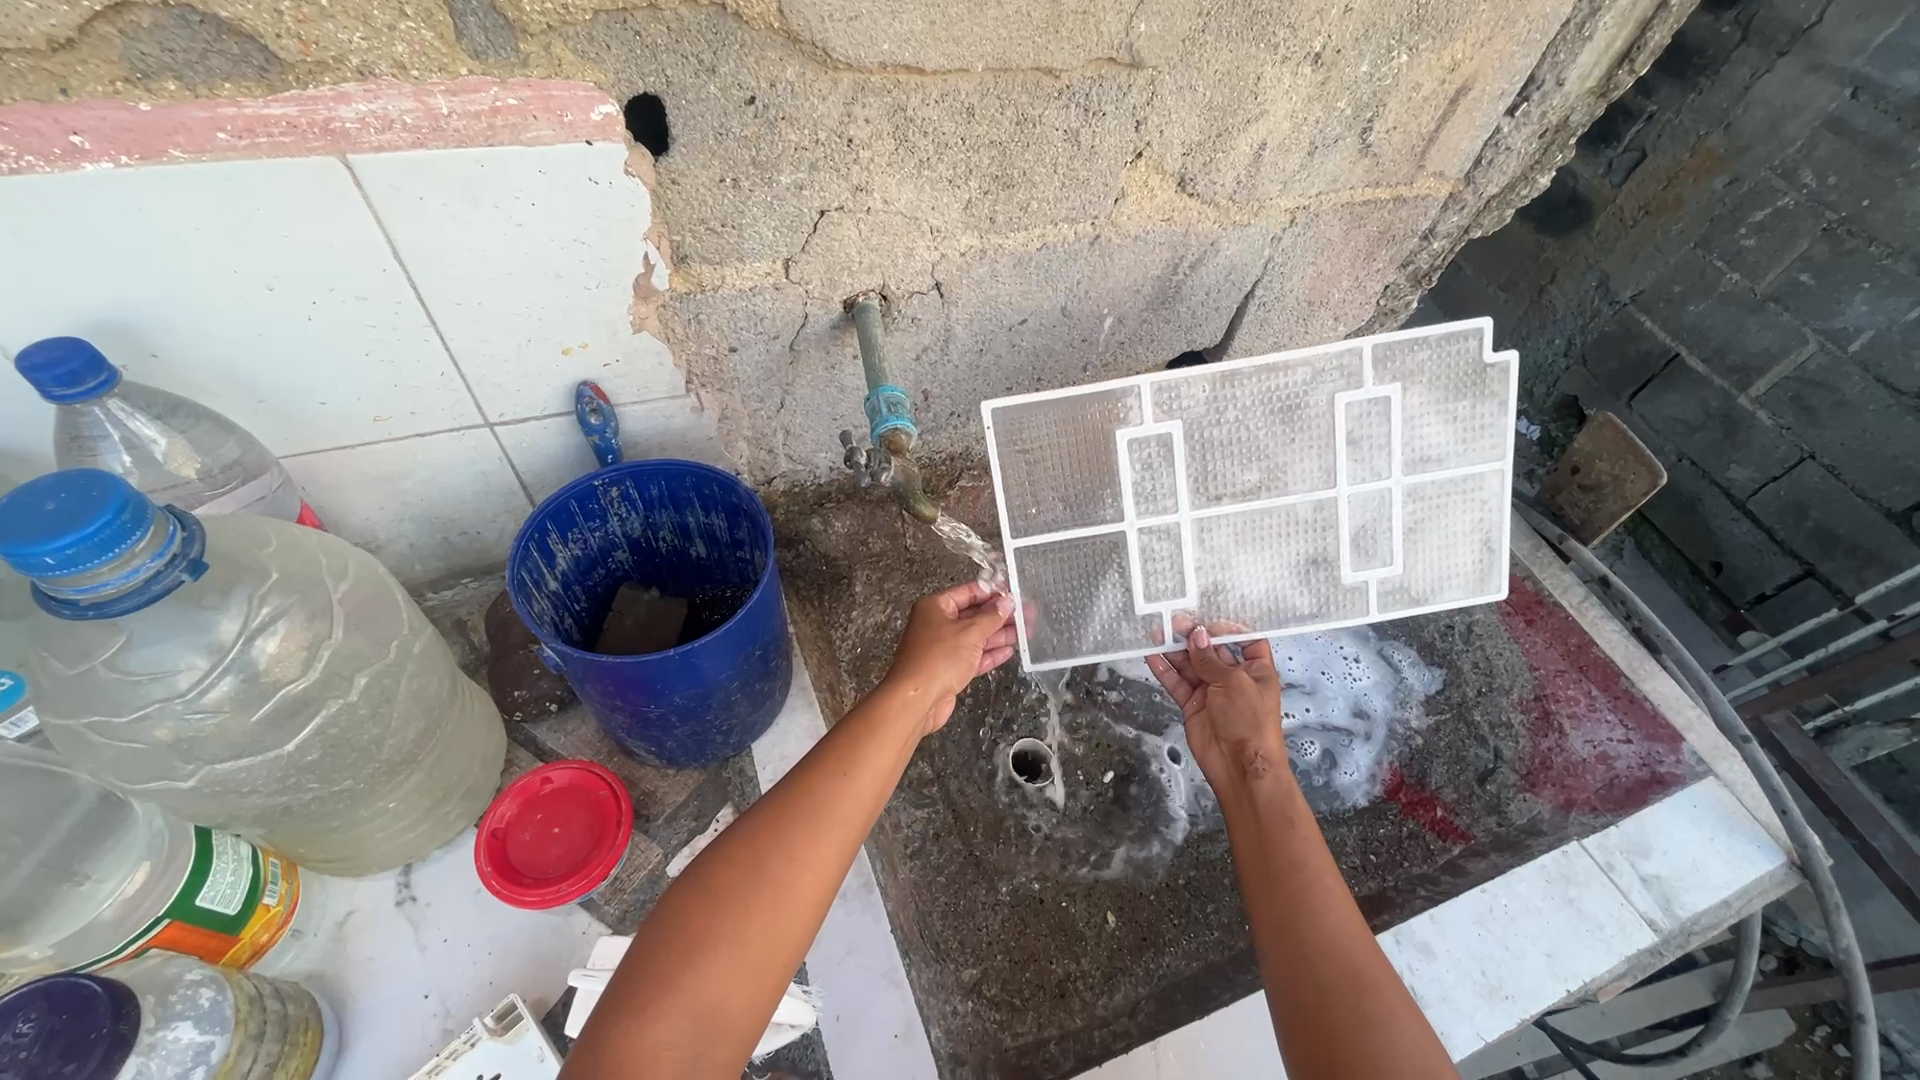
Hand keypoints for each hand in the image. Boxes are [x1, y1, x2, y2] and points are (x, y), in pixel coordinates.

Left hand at [883, 582, 1017, 734]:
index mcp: (935, 607)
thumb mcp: (969, 632)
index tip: (1013, 594)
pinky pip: (973, 657)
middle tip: (1025, 614)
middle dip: (999, 616)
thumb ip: (990, 617)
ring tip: (1024, 632)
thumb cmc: (936, 660)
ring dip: (999, 635)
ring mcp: (943, 648)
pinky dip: (990, 654)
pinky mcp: (949, 669)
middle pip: (973, 615)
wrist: (917, 700)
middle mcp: (937, 624)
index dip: (991, 593)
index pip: (968, 593)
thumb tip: (1005, 603)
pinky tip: (1008, 650)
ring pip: (975, 637)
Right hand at [1145, 625, 1288, 793]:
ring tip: (1157, 634)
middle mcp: (1234, 678)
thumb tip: (1197, 634)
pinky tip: (1153, 656)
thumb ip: (1210, 658)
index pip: (1246, 641)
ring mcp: (1211, 691)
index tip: (1208, 622)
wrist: (1239, 765)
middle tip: (1173, 623)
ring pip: (1190, 665)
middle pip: (1211, 651)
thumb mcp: (1233, 682)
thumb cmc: (1250, 722)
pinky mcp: (1193, 704)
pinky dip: (1165, 670)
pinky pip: (1177, 683)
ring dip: (1175, 651)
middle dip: (1193, 637)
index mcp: (1256, 669)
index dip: (1228, 629)